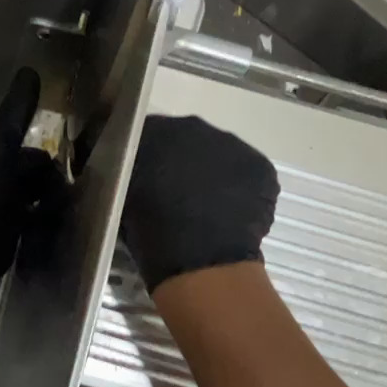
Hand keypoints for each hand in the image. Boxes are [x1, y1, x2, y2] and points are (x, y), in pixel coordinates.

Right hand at [121, 115, 278, 292]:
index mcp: (156, 131)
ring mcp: (232, 145)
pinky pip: (249, 175)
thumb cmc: (150, 230)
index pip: (152, 135)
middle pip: (190, 141)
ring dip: (216, 174)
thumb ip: (133, 174)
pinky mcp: (261, 167)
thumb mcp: (125, 196)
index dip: (153, 157)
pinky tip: (232, 215)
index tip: (150, 177)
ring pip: (222, 156)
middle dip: (186, 162)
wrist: (197, 259)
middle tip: (179, 193)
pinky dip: (242, 191)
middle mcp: (195, 127)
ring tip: (208, 207)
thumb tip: (141, 174)